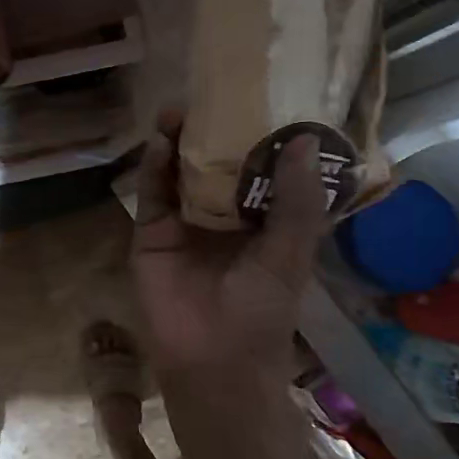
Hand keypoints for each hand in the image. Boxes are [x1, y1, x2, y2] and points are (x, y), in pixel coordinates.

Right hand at [131, 112, 334, 378]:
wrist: (214, 360)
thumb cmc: (261, 310)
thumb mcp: (290, 254)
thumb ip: (298, 201)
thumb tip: (306, 139)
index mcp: (261, 220)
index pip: (259, 168)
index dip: (256, 135)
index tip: (256, 100)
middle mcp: (223, 216)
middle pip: (213, 164)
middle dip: (209, 133)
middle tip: (207, 98)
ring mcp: (184, 223)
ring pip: (179, 173)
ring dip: (177, 143)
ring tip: (176, 111)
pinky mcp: (153, 233)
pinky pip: (153, 194)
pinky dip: (154, 168)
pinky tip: (159, 144)